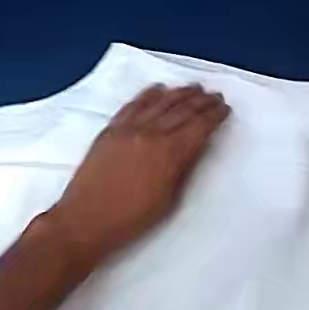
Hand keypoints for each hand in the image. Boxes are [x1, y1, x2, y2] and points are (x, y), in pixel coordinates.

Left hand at [44, 84, 228, 269]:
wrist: (84, 222)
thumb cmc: (131, 220)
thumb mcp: (169, 200)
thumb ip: (185, 167)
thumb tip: (197, 144)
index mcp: (170, 153)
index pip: (199, 126)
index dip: (214, 115)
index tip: (224, 108)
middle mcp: (151, 133)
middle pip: (183, 109)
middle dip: (202, 101)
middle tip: (215, 95)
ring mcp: (129, 127)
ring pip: (161, 102)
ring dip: (181, 92)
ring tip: (195, 87)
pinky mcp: (112, 128)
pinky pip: (135, 104)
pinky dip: (150, 94)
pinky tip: (160, 89)